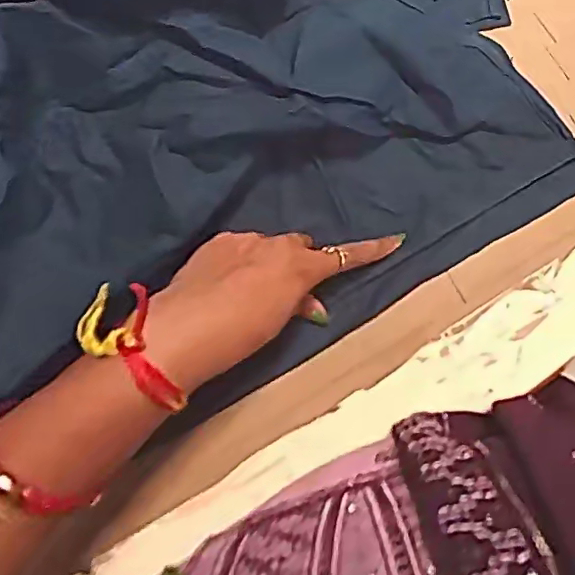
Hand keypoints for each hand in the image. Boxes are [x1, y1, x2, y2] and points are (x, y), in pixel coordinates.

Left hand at [141, 231, 404, 392]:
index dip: (369, 250)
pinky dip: (241, 261)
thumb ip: (299, 304)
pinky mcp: (215, 243)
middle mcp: (274, 244)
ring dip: (267, 262)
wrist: (180, 332)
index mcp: (297, 265)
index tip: (394, 240)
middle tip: (290, 291)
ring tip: (248, 291)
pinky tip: (224, 283)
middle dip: (299, 262)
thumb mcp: (277, 324)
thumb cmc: (238, 334)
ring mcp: (242, 240)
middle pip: (299, 246)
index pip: (341, 256)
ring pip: (268, 246)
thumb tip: (310, 301)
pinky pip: (240, 247)